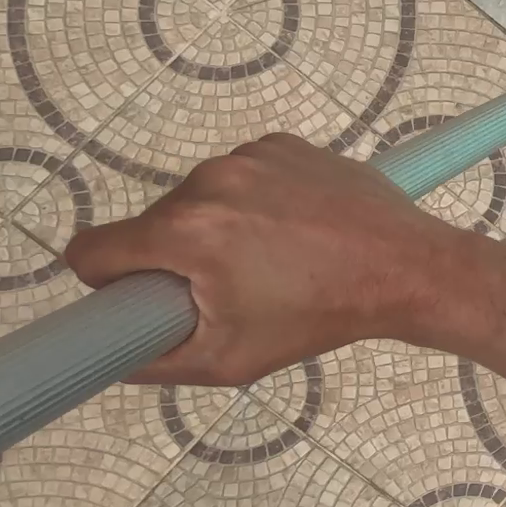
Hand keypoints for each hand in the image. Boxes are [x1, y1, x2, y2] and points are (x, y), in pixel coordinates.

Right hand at [64, 133, 505, 396]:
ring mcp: (258, 155)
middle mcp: (214, 179)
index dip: (114, 281)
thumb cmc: (326, 315)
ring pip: (203, 196)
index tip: (156, 296)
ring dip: (224, 223)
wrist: (412, 268)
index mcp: (188, 230)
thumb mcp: (229, 359)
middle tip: (244, 281)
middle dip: (182, 255)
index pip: (94, 250)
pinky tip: (301, 223)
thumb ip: (152, 360)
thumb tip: (114, 348)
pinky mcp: (293, 146)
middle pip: (156, 222)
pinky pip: (248, 174)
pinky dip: (261, 196)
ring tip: (283, 253)